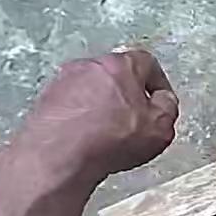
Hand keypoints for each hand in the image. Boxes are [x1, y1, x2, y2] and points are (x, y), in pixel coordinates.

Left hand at [11, 48, 178, 186]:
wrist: (61, 153)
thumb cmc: (110, 138)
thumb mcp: (161, 126)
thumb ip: (168, 106)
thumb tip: (165, 99)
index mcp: (120, 65)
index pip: (147, 63)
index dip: (159, 84)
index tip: (162, 101)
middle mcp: (89, 66)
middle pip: (118, 75)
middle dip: (130, 96)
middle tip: (139, 121)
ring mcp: (64, 82)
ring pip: (94, 90)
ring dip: (106, 107)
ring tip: (114, 134)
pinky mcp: (47, 100)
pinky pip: (75, 106)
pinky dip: (85, 118)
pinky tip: (92, 139)